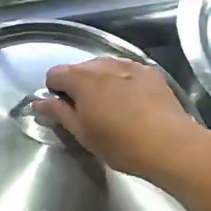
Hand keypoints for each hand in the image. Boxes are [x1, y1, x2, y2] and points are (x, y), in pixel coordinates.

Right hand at [32, 57, 210, 181]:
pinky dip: (123, 82)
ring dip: (101, 83)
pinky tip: (133, 103)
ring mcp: (128, 65)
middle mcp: (102, 64)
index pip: (54, 74)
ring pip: (104, 68)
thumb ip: (58, 112)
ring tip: (113, 109)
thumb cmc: (121, 143)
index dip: (54, 92)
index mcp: (80, 78)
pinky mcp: (150, 72)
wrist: (172, 146)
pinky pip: (127, 72)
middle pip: (79, 69)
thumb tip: (38, 102)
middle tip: (89, 114)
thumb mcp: (82, 133)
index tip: (65, 111)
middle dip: (78, 86)